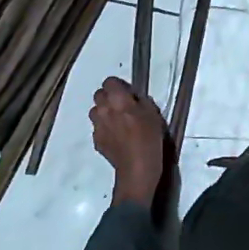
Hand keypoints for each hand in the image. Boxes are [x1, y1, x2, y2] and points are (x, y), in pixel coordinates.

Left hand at [89, 77, 165, 206]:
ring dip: (104, 112)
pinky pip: (97, 127)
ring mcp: (97, 125)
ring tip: (116, 121)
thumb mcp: (153, 114)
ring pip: (95, 111)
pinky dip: (104, 128)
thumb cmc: (149, 138)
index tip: (126, 93)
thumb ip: (141, 101)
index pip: (109, 81)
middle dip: (109, 97)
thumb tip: (132, 97)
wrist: (137, 169)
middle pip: (99, 94)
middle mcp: (103, 109)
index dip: (118, 86)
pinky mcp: (96, 140)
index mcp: (118, 99)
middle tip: (122, 106)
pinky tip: (116, 137)